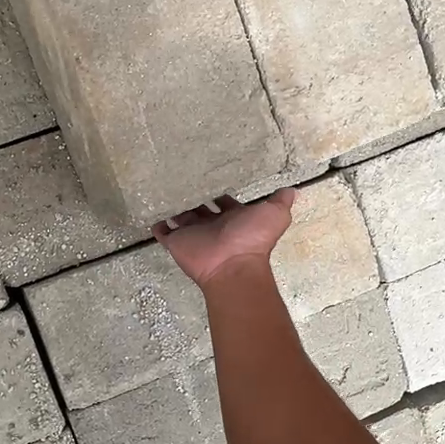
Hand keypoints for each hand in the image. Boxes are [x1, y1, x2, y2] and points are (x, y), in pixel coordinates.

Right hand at [152, 191, 296, 288]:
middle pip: (201, 209)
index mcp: (233, 218)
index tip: (211, 178)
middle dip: (194, 198)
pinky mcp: (177, 243)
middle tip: (182, 179)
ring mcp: (193, 234)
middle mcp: (213, 225)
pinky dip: (158, 226)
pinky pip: (164, 233)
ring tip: (163, 190)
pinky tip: (152, 214)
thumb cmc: (252, 239)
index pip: (224, 203)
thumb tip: (292, 190)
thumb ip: (281, 202)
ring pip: (181, 218)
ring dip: (175, 209)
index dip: (219, 193)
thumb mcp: (275, 215)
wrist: (232, 266)